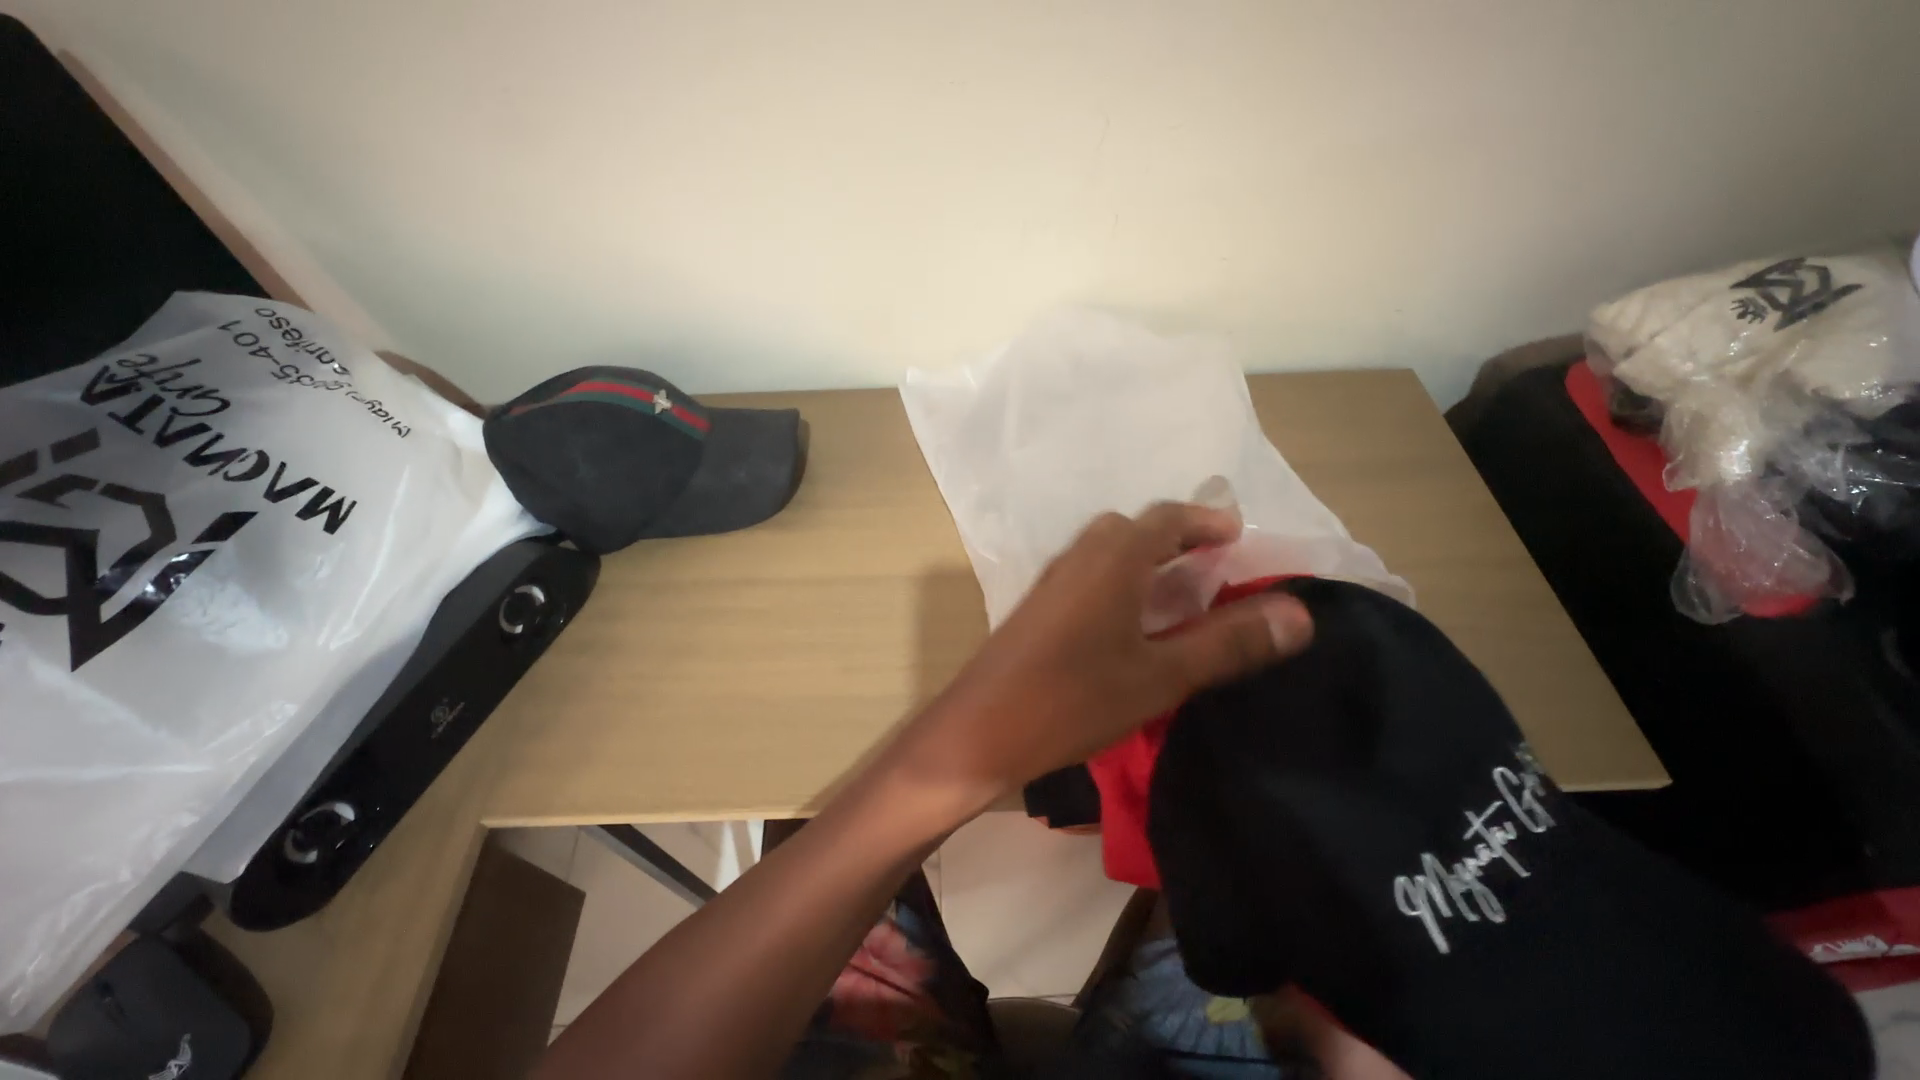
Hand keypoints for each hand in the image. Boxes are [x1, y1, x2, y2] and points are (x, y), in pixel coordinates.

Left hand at [886, 501, 1314, 810]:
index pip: (1165, 518)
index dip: (1204, 521)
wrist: (978, 732)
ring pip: (1105, 554)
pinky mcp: (1035, 611)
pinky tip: (1129, 628)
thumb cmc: (1073, 700)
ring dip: (1144, 563)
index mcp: (1112, 560)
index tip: (1236, 536)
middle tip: (1210, 567)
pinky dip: (1118, 584)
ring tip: (1178, 597)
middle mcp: (1078, 558)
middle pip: (1132, 529)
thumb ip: (1227, 643)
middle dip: (1174, 539)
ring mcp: (1050, 583)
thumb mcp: (1161, 676)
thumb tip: (1299, 614)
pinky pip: (1087, 578)